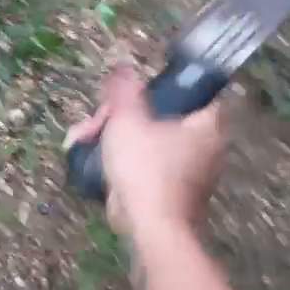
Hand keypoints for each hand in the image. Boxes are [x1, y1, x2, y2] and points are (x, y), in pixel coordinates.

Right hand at [67, 63, 228, 237]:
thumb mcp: (126, 118)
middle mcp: (205, 148)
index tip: (139, 89)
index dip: (169, 86)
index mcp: (206, 128)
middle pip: (162, 114)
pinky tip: (91, 154)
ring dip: (113, 133)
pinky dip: (122, 154)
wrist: (150, 224)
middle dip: (121, 113)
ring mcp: (190, 170)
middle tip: (98, 119)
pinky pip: (146, 159)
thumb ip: (124, 89)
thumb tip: (126, 65)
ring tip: (84, 138)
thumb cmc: (144, 166)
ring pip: (148, 136)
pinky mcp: (172, 187)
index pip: (199, 95)